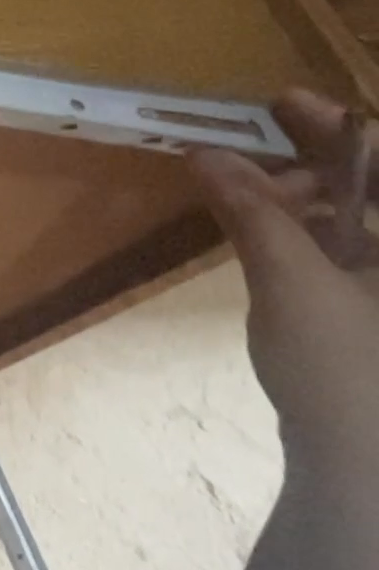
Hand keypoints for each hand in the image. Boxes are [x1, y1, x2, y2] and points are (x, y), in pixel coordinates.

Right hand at [188, 89, 378, 460]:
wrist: (368, 468)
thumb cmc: (350, 372)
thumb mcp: (294, 284)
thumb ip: (255, 214)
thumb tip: (207, 153)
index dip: (345, 127)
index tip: (281, 100)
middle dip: (323, 158)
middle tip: (249, 141)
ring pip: (368, 219)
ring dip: (311, 195)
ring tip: (247, 190)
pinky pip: (359, 250)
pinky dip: (315, 230)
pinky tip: (271, 228)